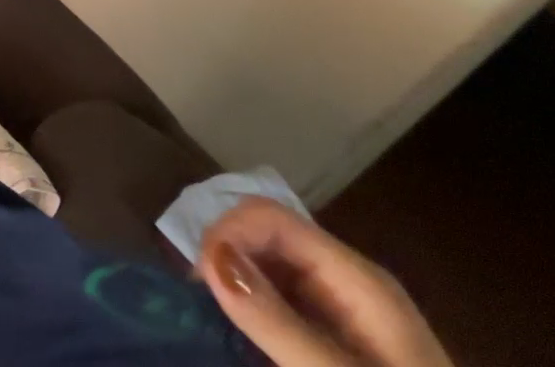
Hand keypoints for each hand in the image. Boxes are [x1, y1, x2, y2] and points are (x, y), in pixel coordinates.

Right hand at [201, 199, 452, 366]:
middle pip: (263, 237)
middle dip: (221, 260)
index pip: (268, 216)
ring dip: (228, 285)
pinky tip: (234, 339)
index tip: (200, 284)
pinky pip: (274, 301)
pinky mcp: (331, 336)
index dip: (224, 234)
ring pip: (263, 268)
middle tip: (197, 309)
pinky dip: (245, 309)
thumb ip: (277, 323)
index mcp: (357, 279)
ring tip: (207, 324)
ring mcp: (340, 309)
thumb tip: (211, 258)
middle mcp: (345, 281)